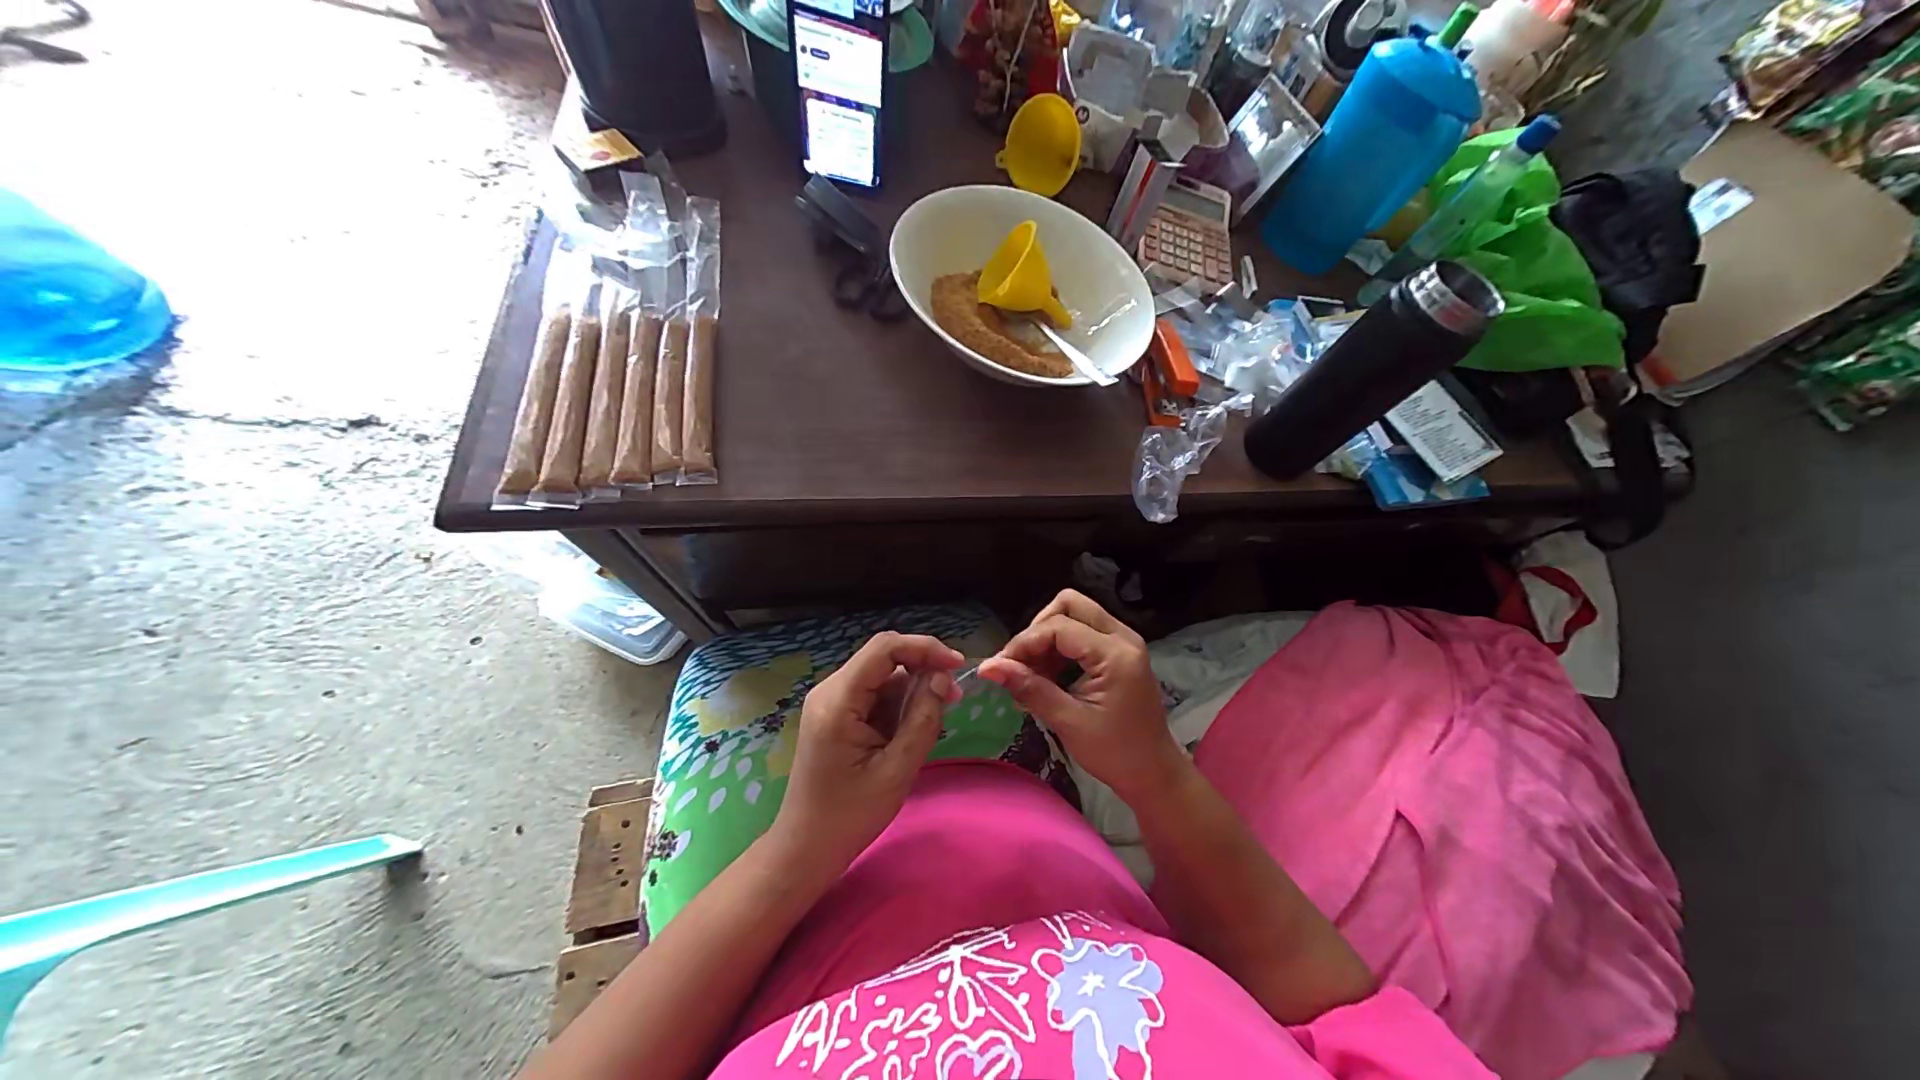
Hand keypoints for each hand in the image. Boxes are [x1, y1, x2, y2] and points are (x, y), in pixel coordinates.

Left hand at [769, 632, 963, 872]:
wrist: (807, 847)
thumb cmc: (850, 814)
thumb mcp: (897, 769)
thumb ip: (922, 719)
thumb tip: (942, 678)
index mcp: (838, 700)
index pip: (884, 649)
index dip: (925, 648)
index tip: (958, 666)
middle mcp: (831, 691)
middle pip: (883, 657)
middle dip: (923, 667)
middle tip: (954, 696)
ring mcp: (832, 702)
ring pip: (882, 676)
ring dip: (914, 687)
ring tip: (940, 714)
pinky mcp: (837, 714)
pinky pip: (875, 694)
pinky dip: (900, 702)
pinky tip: (916, 724)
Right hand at [978, 590, 1185, 802]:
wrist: (1153, 773)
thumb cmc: (1116, 753)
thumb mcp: (1069, 722)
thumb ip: (1030, 689)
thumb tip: (988, 668)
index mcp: (1115, 654)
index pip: (1058, 627)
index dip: (1024, 643)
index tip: (1000, 668)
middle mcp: (1122, 637)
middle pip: (1069, 605)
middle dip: (1037, 630)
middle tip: (1019, 664)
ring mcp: (1123, 642)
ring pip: (1074, 614)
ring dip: (1046, 638)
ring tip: (1031, 675)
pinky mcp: (1118, 652)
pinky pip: (1082, 632)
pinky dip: (1059, 647)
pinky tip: (1047, 676)